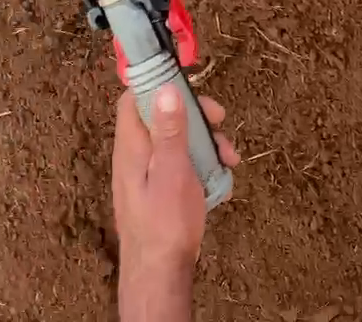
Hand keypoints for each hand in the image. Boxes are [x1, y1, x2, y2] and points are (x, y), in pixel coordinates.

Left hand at [112, 86, 239, 319]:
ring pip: (176, 141)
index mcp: (132, 147)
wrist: (160, 276)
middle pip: (161, 117)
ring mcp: (147, 174)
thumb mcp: (173, 170)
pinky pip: (180, 163)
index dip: (157, 85)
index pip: (133, 100)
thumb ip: (170, 130)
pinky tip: (221, 176)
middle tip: (219, 119)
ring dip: (204, 141)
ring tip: (229, 156)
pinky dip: (201, 162)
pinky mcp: (159, 190)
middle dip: (194, 114)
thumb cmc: (166, 223)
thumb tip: (166, 88)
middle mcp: (135, 156)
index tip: (187, 84)